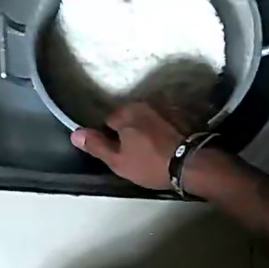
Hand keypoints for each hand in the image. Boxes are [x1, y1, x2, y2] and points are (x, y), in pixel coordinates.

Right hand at [70, 102, 190, 189]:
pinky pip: (162, 122)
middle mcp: (144, 104)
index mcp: (125, 112)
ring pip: (146, 119)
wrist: (193, 164)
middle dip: (128, 131)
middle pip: (127, 117)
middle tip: (134, 154)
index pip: (107, 121)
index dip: (110, 138)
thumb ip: (96, 145)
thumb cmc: (151, 164)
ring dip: (145, 130)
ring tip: (151, 150)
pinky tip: (165, 146)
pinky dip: (161, 131)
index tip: (118, 152)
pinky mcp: (181, 116)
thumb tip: (76, 133)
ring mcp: (164, 108)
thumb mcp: (118, 161)